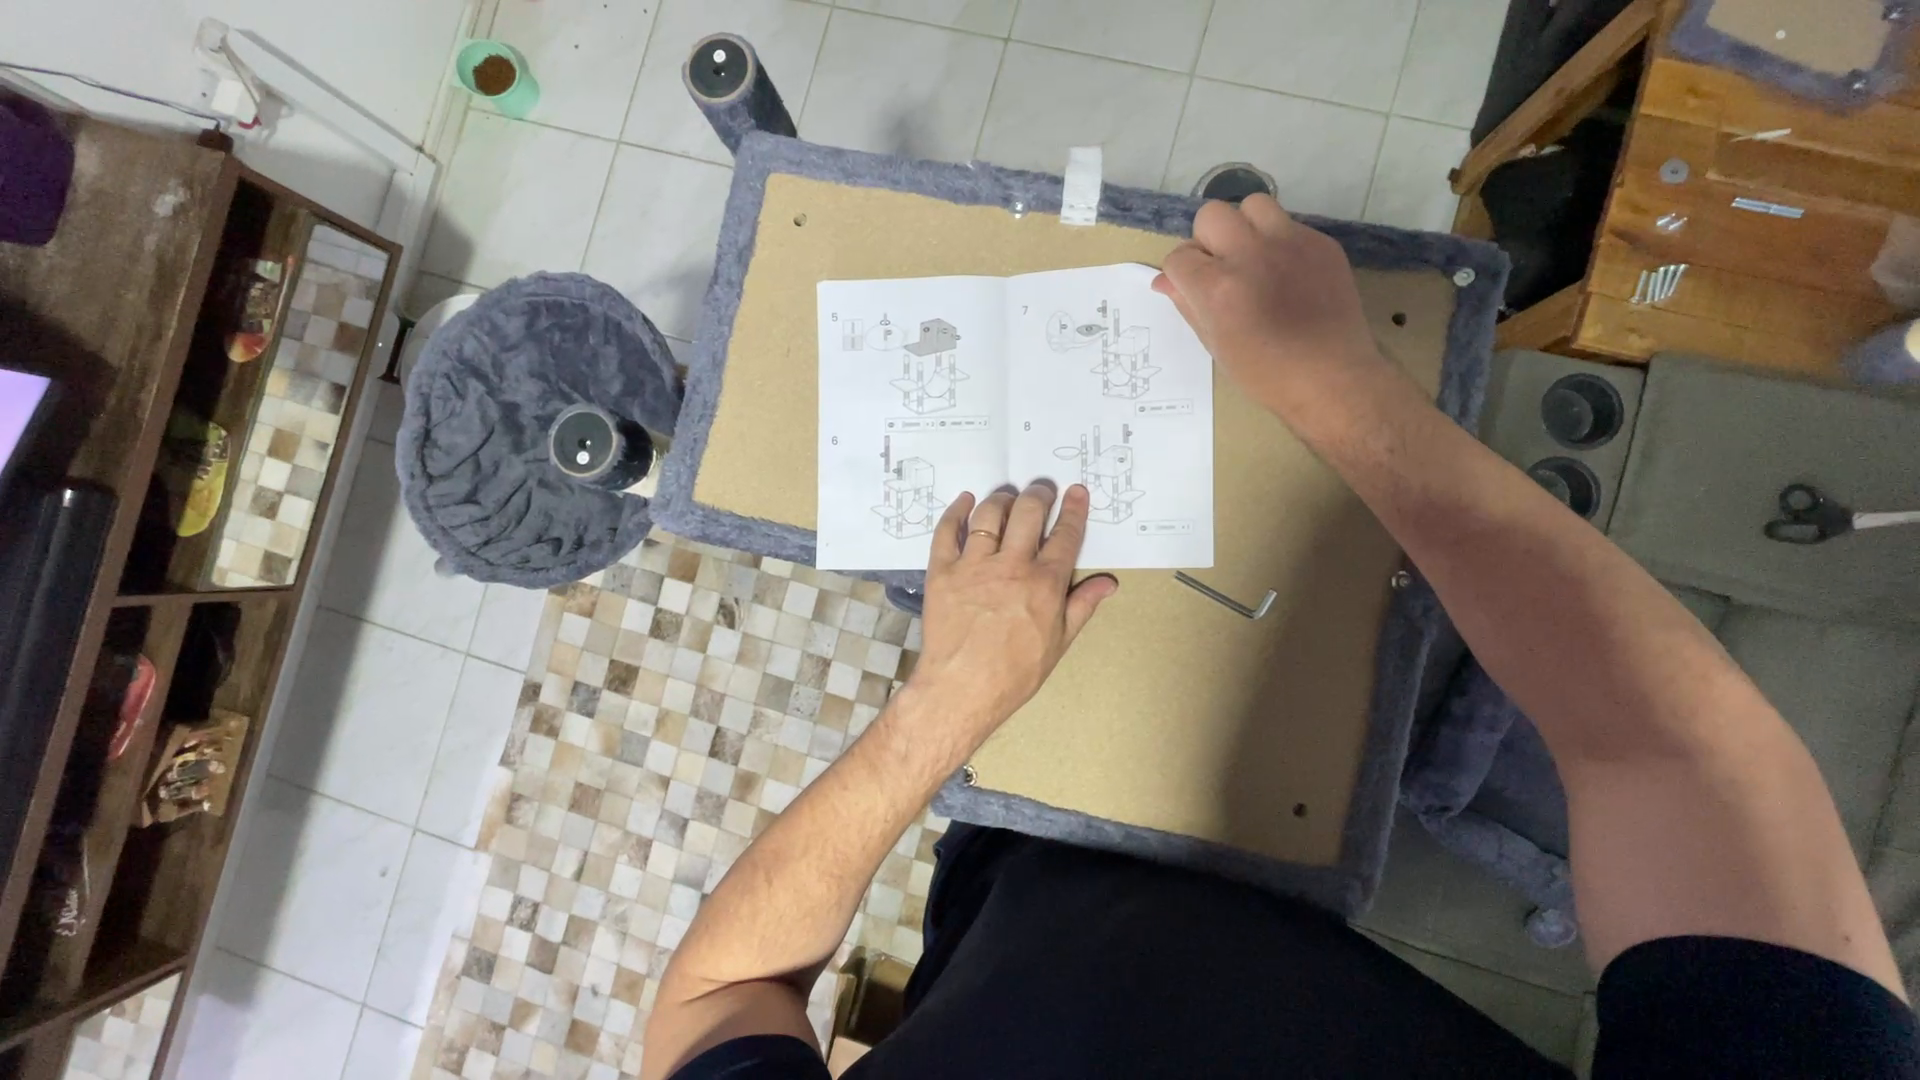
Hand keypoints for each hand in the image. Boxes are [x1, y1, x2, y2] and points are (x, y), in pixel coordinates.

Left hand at [904, 483, 1117, 743]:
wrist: (962, 689)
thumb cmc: (1015, 673)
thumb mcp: (1059, 643)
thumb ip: (1082, 606)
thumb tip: (1108, 582)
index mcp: (1045, 583)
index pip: (1065, 535)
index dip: (1074, 509)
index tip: (1076, 492)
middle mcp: (1011, 566)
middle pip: (1028, 513)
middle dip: (1039, 494)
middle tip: (1042, 489)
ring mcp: (973, 566)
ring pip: (988, 515)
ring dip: (1001, 499)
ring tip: (1007, 496)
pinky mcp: (942, 572)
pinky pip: (947, 532)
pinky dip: (956, 511)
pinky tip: (964, 501)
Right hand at [1152, 195, 1392, 413]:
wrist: (1331, 377)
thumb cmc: (1265, 373)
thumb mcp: (1215, 345)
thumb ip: (1187, 305)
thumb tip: (1164, 281)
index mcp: (1218, 288)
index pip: (1179, 256)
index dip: (1180, 273)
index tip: (1192, 289)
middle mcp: (1251, 255)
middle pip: (1211, 215)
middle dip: (1208, 240)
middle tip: (1221, 269)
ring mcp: (1290, 243)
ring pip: (1253, 205)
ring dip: (1244, 227)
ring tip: (1253, 258)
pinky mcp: (1320, 242)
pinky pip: (1288, 224)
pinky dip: (1278, 242)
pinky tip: (1285, 274)